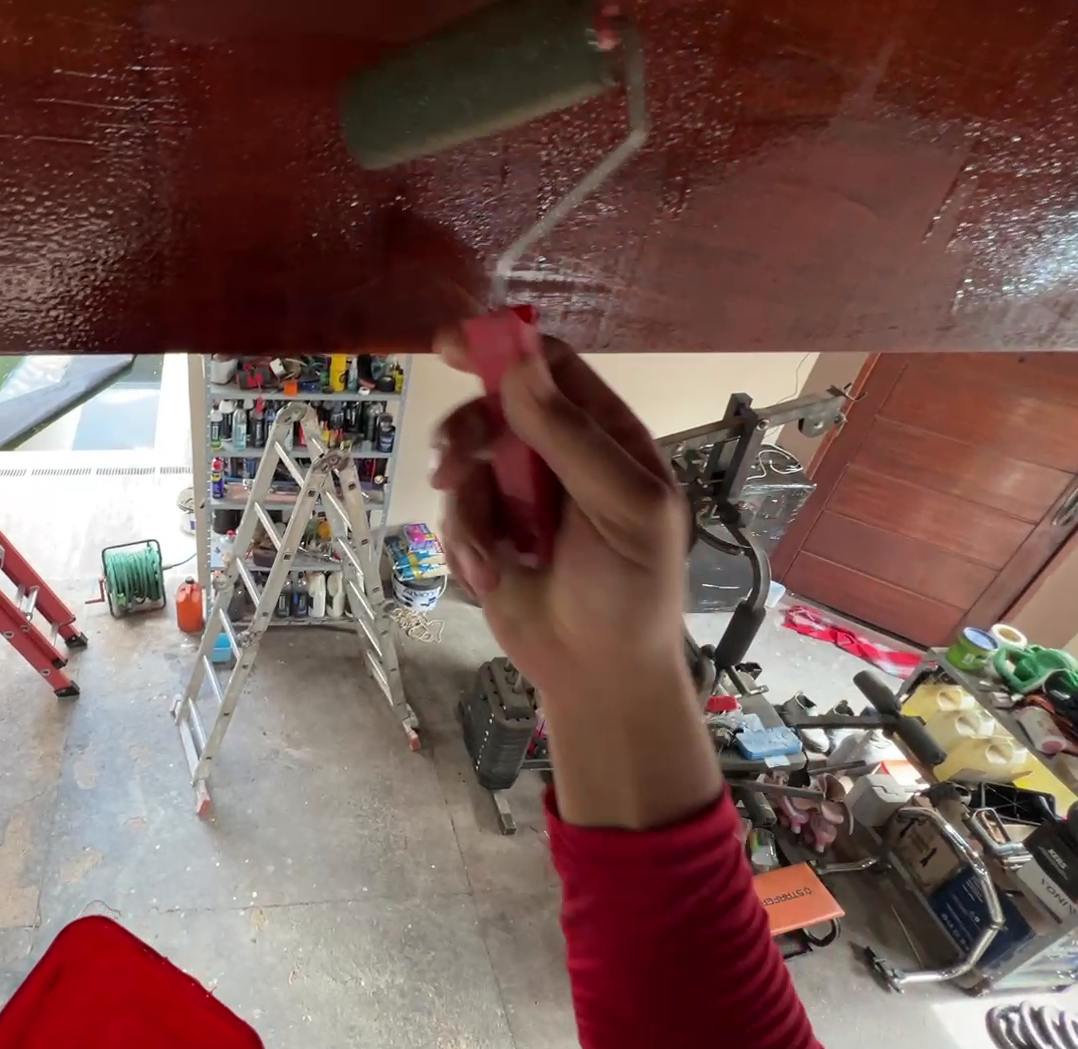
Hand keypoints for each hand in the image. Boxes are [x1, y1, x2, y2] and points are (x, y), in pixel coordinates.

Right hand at [432, 333, 719, 827]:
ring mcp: (518, 496)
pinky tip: (490, 574)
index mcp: (604, 438)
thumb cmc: (628, 591)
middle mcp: (557, 458)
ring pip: (465, 466)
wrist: (595, 673)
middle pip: (493, 411)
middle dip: (466, 435)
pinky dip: (464, 543)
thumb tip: (519, 364)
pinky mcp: (486, 533)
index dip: (503, 348)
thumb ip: (570, 436)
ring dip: (465, 506)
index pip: (552, 369)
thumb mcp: (621, 507)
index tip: (450, 346)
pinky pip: (455, 513)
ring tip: (483, 548)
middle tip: (449, 463)